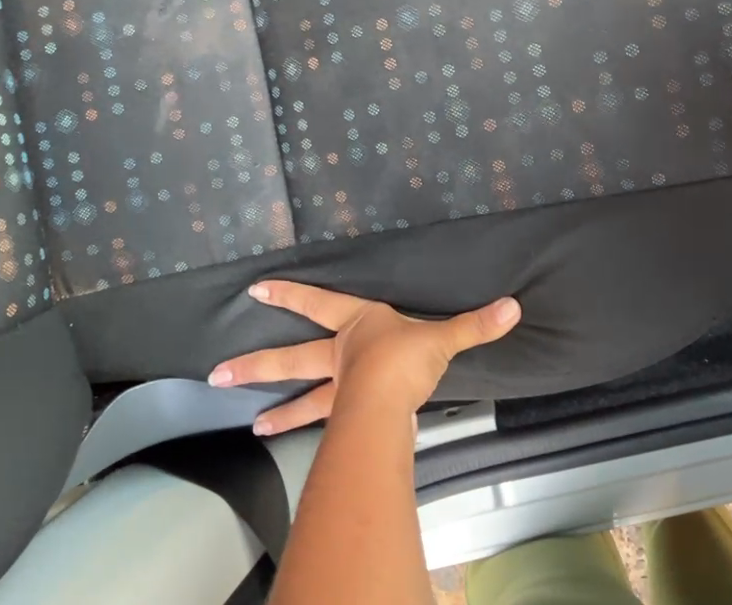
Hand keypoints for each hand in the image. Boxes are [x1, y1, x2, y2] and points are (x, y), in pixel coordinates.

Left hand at [208, 282, 520, 434]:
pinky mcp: (346, 418)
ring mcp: (339, 389)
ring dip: (277, 409)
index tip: (254, 289)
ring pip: (301, 396)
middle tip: (217, 373)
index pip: (316, 303)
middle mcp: (341, 353)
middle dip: (256, 364)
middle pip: (292, 358)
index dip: (288, 294)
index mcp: (359, 323)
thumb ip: (477, 324)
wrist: (392, 401)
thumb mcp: (443, 337)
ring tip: (253, 425)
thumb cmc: (407, 358)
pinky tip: (294, 442)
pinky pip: (324, 421)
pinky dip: (308, 429)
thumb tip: (514, 307)